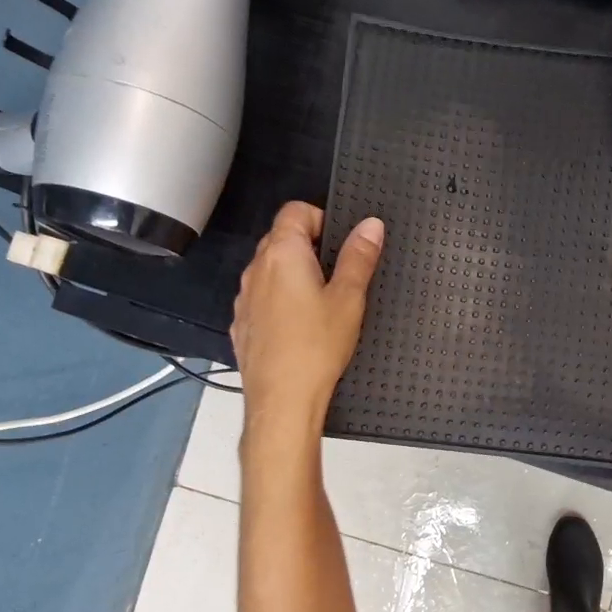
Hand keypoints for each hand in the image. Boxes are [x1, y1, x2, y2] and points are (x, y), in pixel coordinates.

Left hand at [232, 201, 384, 429]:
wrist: (282, 401)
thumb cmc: (318, 347)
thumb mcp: (348, 299)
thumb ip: (358, 257)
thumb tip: (370, 224)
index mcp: (283, 253)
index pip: (295, 211)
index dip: (321, 218)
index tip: (342, 244)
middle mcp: (256, 268)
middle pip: (280, 238)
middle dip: (309, 246)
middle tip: (338, 274)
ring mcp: (244, 297)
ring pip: (269, 270)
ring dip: (292, 274)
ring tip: (320, 303)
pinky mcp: (241, 325)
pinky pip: (261, 298)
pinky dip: (279, 301)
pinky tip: (299, 328)